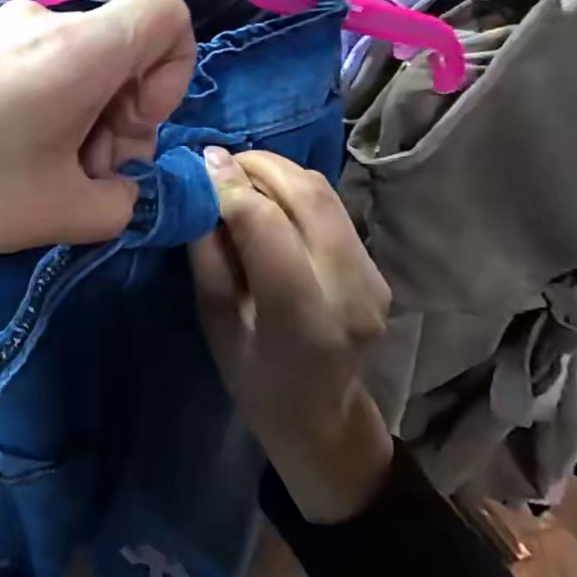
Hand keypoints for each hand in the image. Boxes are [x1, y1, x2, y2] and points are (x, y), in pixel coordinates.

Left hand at [0, 0, 197, 265]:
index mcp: (79, 45)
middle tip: (79, 178)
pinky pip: (32, 68)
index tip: (130, 131)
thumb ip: (124, 203)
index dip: (173, 75)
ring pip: (76, 65)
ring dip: (79, 121)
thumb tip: (126, 190)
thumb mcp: (60, 212)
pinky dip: (41, 111)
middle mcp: (42, 20)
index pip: (168, 15)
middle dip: (121, 118)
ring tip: (35, 178)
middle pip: (120, 50)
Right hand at [190, 149, 394, 522]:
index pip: (268, 228)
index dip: (231, 187)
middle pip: (306, 195)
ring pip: (322, 191)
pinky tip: (268, 201)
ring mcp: (372, 277)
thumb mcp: (214, 320)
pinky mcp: (376, 266)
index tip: (200, 162)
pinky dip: (294, 189)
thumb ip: (208, 252)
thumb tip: (202, 183)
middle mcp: (350, 292)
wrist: (320, 413)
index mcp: (304, 321)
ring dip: (276, 172)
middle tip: (217, 164)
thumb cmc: (252, 377)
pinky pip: (331, 206)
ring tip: (239, 179)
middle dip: (256, 166)